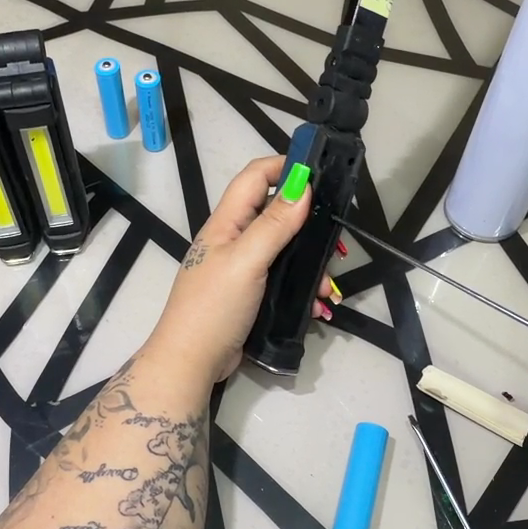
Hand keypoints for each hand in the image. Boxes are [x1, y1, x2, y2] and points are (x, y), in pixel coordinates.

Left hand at [145, 156, 320, 381]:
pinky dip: (303, 289)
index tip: (320, 173)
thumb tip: (303, 186)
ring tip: (327, 287)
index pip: (255, 178)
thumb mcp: (246, 260)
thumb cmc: (214, 306)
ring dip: (311, 265)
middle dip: (310, 225)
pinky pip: (284, 281)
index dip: (285, 167)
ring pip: (286, 251)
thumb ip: (274, 224)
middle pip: (277, 214)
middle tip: (336, 244)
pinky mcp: (250, 294)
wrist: (190, 361)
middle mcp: (234, 240)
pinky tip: (318, 306)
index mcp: (227, 222)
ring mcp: (242, 268)